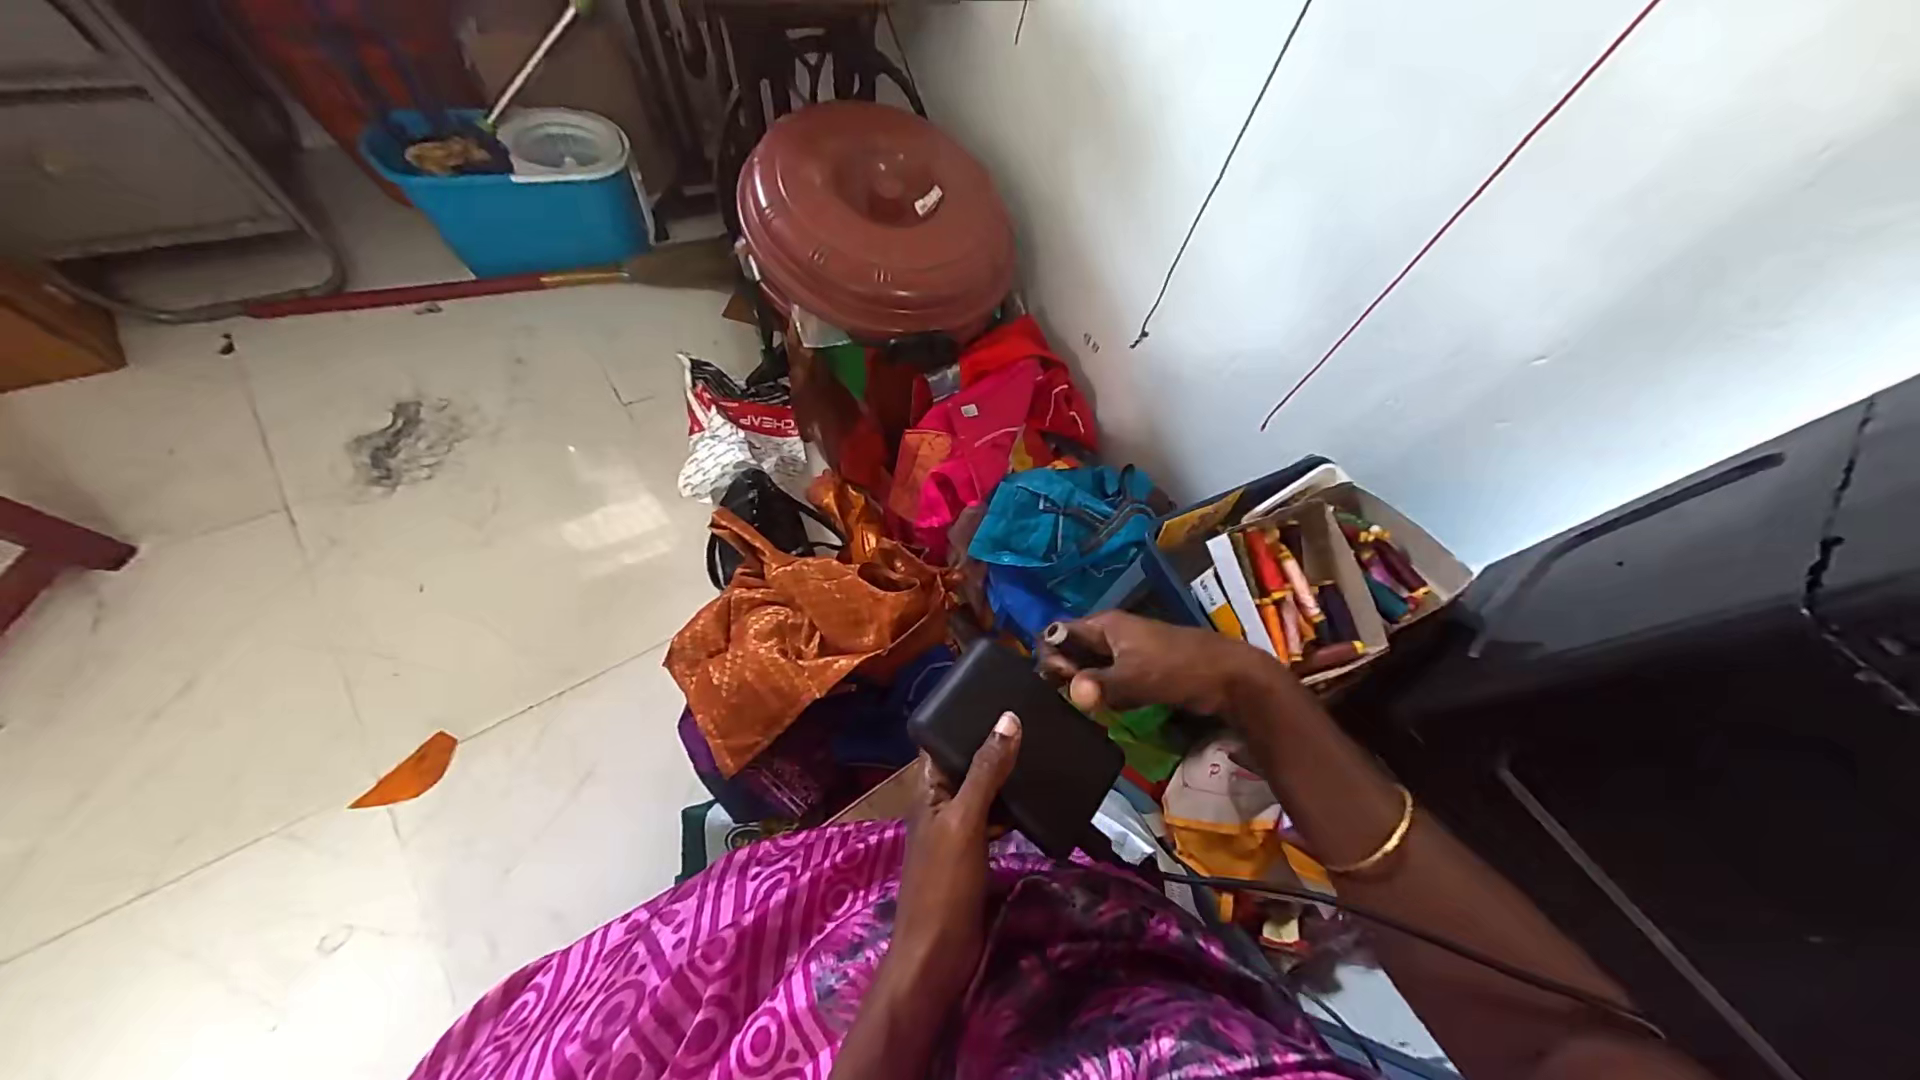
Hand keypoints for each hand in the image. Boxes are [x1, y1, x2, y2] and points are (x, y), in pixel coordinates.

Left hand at [890, 711, 1021, 998]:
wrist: (938, 955)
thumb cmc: (943, 883)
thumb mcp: (965, 820)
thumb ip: (986, 771)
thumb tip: (1008, 718)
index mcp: (928, 785)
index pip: (945, 737)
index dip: (967, 716)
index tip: (1003, 694)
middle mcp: (941, 798)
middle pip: (969, 759)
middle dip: (996, 742)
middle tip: (1035, 718)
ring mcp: (958, 824)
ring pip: (986, 786)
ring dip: (1008, 773)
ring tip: (1043, 747)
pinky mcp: (976, 847)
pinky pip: (997, 814)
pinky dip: (1014, 805)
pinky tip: (1039, 796)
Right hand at [1036, 610, 1280, 715]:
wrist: (1229, 676)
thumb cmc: (1178, 669)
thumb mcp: (1133, 678)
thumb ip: (1098, 685)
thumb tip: (1071, 692)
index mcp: (1105, 625)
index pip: (1058, 632)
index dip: (1050, 655)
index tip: (1057, 682)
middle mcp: (1111, 633)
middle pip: (1071, 648)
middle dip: (1064, 671)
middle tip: (1069, 698)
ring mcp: (1126, 650)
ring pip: (1090, 665)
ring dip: (1083, 683)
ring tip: (1081, 705)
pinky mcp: (1139, 668)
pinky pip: (1108, 677)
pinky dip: (1100, 690)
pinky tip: (1100, 707)